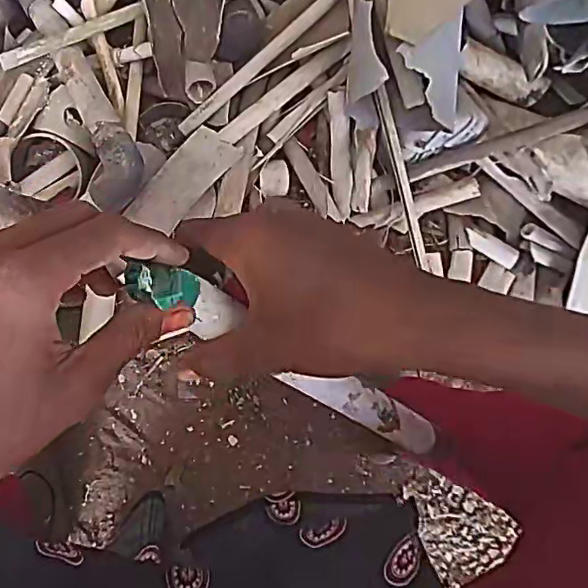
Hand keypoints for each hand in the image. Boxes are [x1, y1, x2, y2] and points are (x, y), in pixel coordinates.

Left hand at [0, 203, 189, 587]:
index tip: (174, 258)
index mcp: (22, 278)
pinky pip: (12, 244)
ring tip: (109, 289)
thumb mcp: (71, 388)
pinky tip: (64, 294)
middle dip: (118, 238)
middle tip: (146, 273)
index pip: (104, 232)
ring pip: (42, 226)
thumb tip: (168, 313)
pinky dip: (47, 256)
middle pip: (74, 215)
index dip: (149, 241)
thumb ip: (126, 338)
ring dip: (82, 246)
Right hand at [176, 200, 458, 380]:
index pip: (186, 234)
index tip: (173, 295)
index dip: (172, 264)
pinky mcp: (330, 234)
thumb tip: (183, 369)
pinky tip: (291, 306)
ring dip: (242, 275)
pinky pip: (284, 247)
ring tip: (253, 317)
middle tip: (213, 316)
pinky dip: (273, 270)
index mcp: (246, 235)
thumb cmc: (334, 326)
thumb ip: (215, 358)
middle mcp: (271, 218)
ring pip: (254, 245)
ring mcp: (304, 223)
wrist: (415, 318)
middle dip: (209, 276)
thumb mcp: (265, 349)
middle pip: (219, 240)